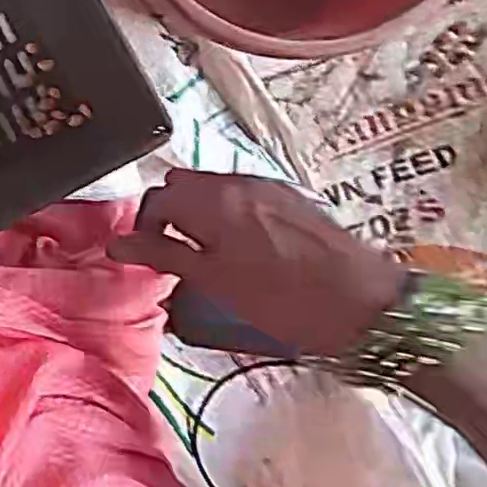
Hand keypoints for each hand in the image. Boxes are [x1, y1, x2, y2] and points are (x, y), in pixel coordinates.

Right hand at [108, 170, 406, 355]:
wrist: (369, 305)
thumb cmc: (283, 298)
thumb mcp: (214, 281)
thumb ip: (162, 254)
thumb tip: (117, 245)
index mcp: (210, 200)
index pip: (156, 198)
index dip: (145, 226)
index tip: (151, 254)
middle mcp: (234, 182)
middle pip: (181, 184)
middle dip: (171, 212)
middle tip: (180, 251)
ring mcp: (264, 185)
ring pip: (211, 188)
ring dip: (200, 211)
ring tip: (213, 252)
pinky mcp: (288, 194)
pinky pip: (241, 193)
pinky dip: (229, 211)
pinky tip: (246, 245)